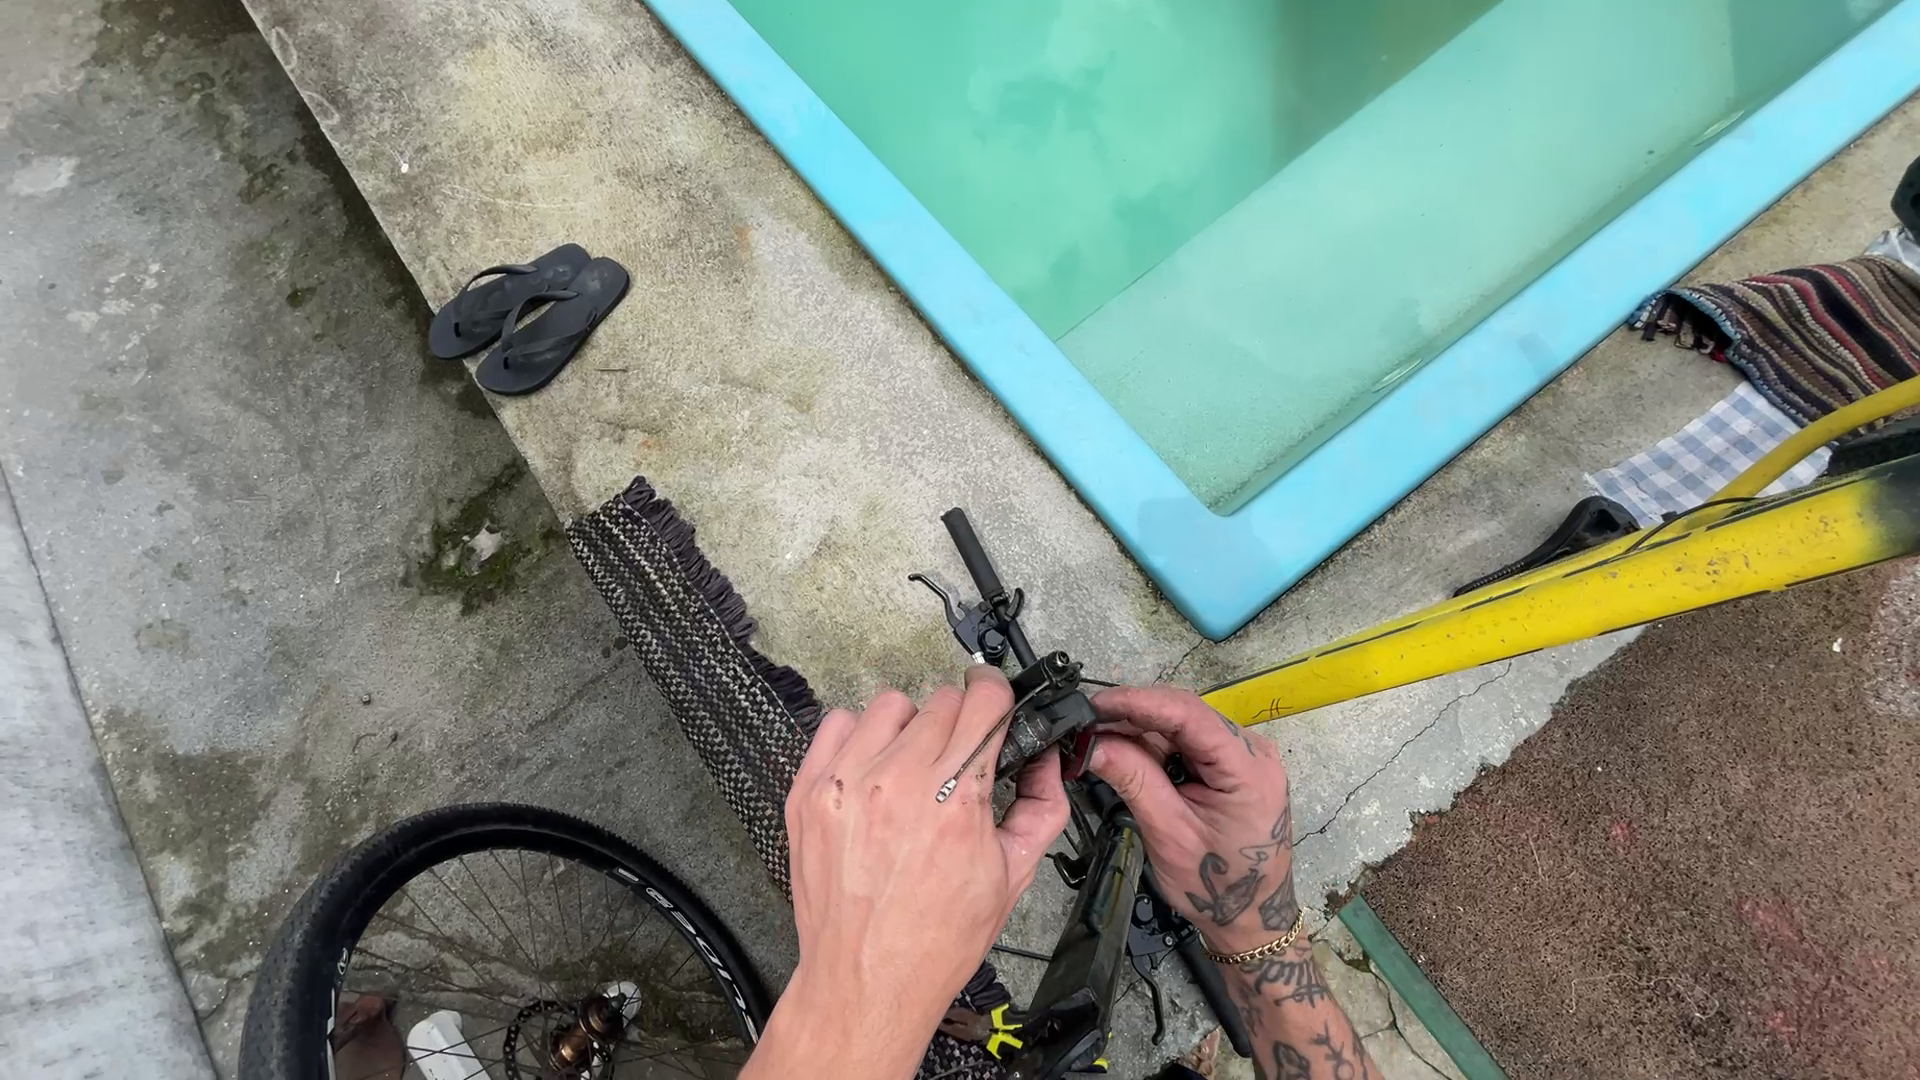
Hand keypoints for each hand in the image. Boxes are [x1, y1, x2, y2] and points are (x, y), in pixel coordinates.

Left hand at [746, 667, 1069, 1079]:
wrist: (866, 982)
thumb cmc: (935, 938)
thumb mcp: (1011, 875)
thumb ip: (1041, 806)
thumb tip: (1046, 760)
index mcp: (955, 801)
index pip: (985, 702)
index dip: (997, 696)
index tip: (993, 700)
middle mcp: (899, 783)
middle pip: (942, 701)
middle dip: (959, 724)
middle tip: (955, 760)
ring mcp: (848, 784)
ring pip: (891, 704)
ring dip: (910, 726)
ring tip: (911, 766)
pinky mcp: (810, 791)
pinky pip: (838, 722)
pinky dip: (860, 736)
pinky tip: (872, 768)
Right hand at [1087, 685, 1295, 954]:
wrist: (1251, 920)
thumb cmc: (1215, 887)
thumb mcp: (1168, 833)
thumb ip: (1132, 779)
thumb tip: (1091, 742)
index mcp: (1247, 769)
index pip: (1188, 714)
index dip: (1138, 702)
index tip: (1095, 705)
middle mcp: (1252, 750)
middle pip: (1185, 712)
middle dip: (1133, 714)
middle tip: (1088, 724)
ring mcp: (1244, 754)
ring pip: (1182, 722)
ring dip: (1139, 728)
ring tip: (1099, 738)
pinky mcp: (1231, 762)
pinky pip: (1187, 738)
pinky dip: (1154, 742)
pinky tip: (1126, 750)